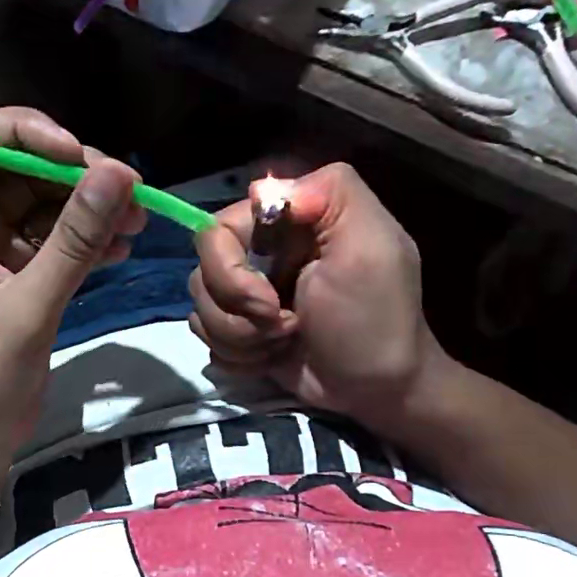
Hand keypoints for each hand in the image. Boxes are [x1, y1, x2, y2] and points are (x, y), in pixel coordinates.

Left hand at [0, 108, 144, 517]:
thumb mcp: (29, 304)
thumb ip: (74, 239)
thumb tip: (119, 172)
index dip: (29, 134)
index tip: (80, 154)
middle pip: (25, 173)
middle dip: (77, 177)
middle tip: (131, 192)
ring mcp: (0, 255)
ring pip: (49, 209)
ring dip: (92, 210)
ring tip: (137, 222)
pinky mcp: (26, 282)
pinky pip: (61, 246)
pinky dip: (91, 243)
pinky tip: (122, 248)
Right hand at [189, 163, 440, 432]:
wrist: (375, 390)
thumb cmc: (374, 320)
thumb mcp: (371, 246)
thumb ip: (332, 192)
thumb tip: (263, 186)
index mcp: (289, 224)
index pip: (218, 229)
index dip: (230, 269)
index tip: (268, 302)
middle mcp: (262, 253)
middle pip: (202, 271)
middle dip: (237, 311)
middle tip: (283, 328)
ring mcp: (248, 295)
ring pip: (201, 308)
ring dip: (240, 338)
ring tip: (282, 344)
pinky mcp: (241, 331)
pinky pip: (206, 337)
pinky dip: (238, 356)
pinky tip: (272, 358)